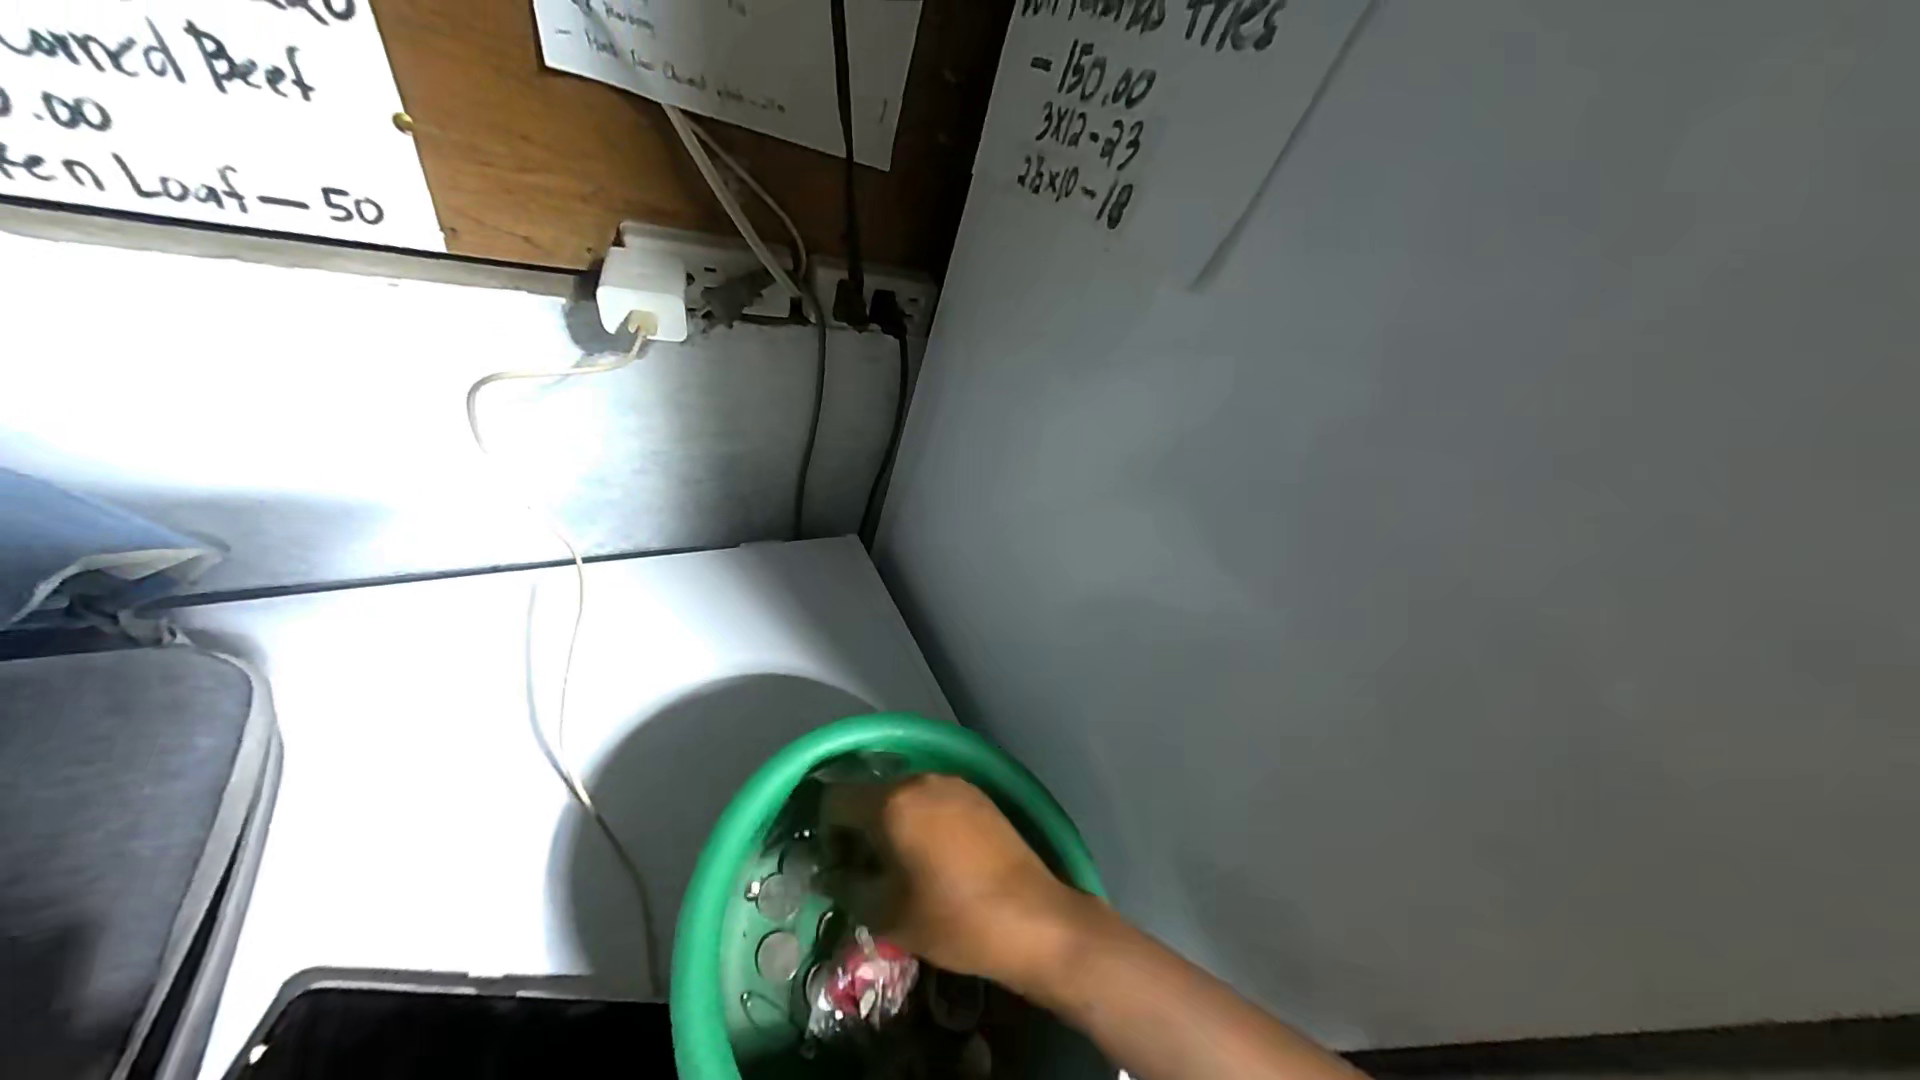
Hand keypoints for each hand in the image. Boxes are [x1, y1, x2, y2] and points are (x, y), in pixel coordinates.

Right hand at [822, 773, 1085, 991]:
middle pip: (871, 794)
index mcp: (893, 801)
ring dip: (893, 823)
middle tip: (868, 872)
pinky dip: (922, 820)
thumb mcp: (886, 914)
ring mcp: (954, 783)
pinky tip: (936, 857)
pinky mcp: (979, 794)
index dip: (827, 833)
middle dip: (860, 829)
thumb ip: (847, 886)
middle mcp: (921, 779)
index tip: (838, 866)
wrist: (1032, 918)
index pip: (836, 799)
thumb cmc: (952, 918)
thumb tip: (830, 873)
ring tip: (903, 866)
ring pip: (904, 795)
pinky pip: (934, 799)